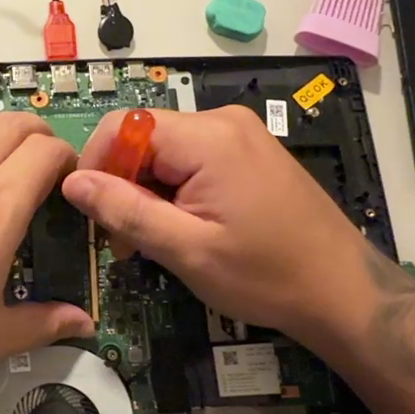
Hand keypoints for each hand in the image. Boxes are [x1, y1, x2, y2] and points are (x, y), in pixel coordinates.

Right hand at [62, 105, 376, 350]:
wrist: (342, 291)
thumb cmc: (266, 275)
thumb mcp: (186, 250)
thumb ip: (126, 211)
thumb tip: (72, 183)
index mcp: (208, 138)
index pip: (122, 125)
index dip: (95, 165)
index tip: (93, 214)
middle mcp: (223, 122)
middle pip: (142, 138)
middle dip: (122, 186)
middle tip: (126, 245)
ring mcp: (240, 136)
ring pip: (163, 153)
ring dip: (146, 194)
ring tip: (155, 244)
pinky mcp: (248, 154)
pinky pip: (190, 161)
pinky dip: (173, 192)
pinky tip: (183, 230)